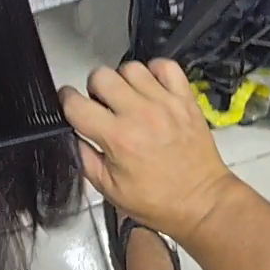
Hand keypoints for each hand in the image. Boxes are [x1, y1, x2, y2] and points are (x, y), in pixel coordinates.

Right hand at [61, 60, 245, 243]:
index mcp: (117, 138)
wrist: (203, 203)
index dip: (66, 101)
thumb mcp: (110, 190)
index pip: (76, 104)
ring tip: (129, 98)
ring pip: (131, 68)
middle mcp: (140, 114)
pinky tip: (151, 88)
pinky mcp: (185, 99)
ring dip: (124, 81)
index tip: (70, 104)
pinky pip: (165, 66)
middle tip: (103, 105)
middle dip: (94, 88)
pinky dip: (155, 71)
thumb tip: (74, 134)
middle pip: (101, 76)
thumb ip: (85, 158)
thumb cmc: (158, 201)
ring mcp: (165, 103)